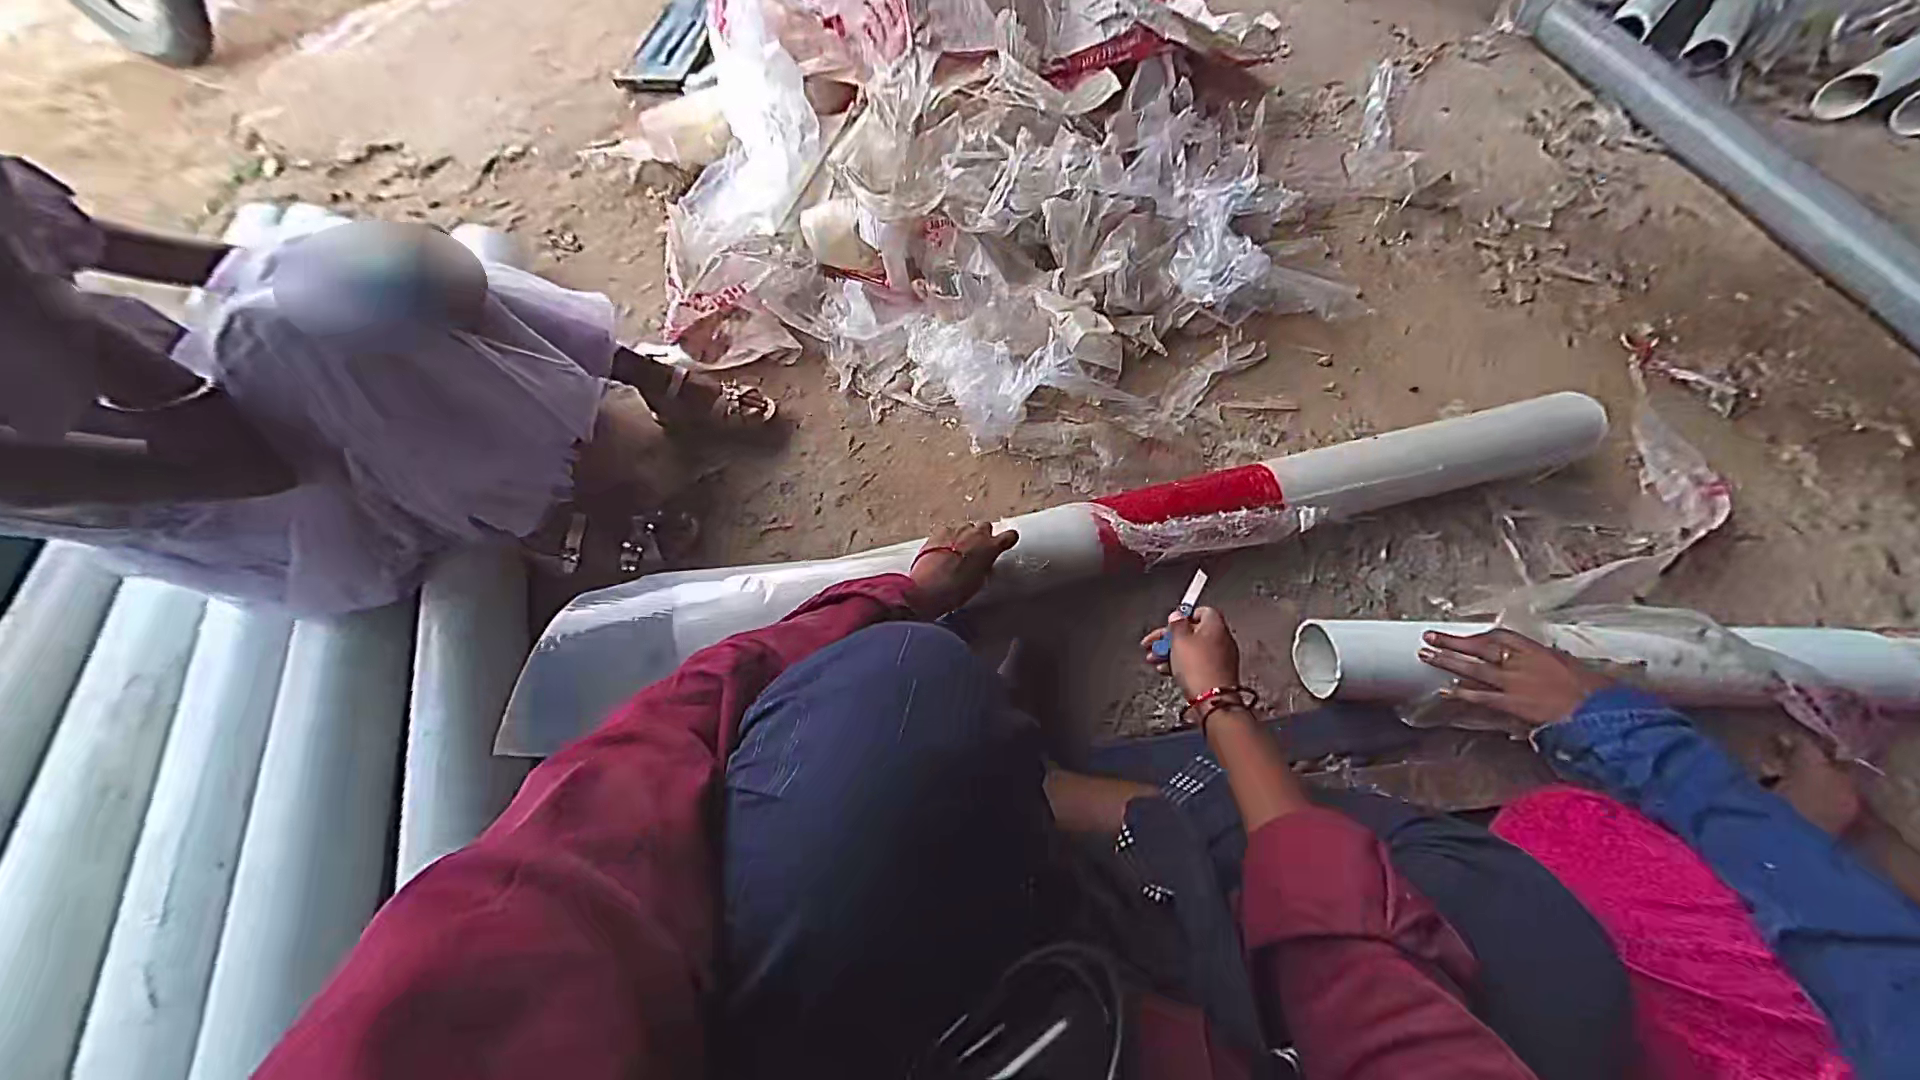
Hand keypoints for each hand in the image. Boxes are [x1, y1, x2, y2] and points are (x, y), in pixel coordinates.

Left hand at [909, 521, 1018, 615]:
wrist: (929, 587)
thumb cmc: (955, 590)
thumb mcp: (979, 581)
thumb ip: (985, 566)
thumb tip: (982, 564)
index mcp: (991, 548)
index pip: (1009, 536)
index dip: (1007, 539)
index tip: (1005, 542)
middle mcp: (976, 534)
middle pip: (985, 526)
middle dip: (982, 536)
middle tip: (976, 550)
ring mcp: (957, 531)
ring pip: (966, 527)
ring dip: (964, 536)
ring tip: (956, 552)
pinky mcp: (940, 531)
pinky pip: (948, 531)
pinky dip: (947, 538)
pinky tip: (942, 550)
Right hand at [1140, 606, 1239, 700]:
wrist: (1212, 699)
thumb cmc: (1198, 668)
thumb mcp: (1179, 640)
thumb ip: (1176, 625)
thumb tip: (1177, 615)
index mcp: (1216, 626)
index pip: (1202, 611)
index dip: (1183, 616)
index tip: (1170, 623)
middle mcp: (1222, 640)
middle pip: (1194, 632)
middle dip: (1171, 638)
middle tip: (1155, 644)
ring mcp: (1221, 658)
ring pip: (1194, 649)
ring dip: (1173, 652)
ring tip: (1156, 659)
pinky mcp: (1217, 674)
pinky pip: (1198, 663)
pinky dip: (1183, 664)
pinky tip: (1168, 670)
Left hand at [1418, 628, 1613, 726]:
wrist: (1609, 715)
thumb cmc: (1602, 694)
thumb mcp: (1575, 669)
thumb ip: (1550, 664)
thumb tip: (1541, 665)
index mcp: (1539, 652)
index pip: (1502, 637)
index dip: (1479, 635)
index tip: (1465, 634)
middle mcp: (1522, 663)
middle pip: (1479, 647)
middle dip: (1452, 641)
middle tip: (1429, 636)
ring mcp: (1515, 683)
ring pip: (1472, 668)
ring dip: (1447, 661)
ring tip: (1426, 655)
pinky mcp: (1512, 703)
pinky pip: (1481, 696)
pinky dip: (1462, 693)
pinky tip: (1446, 691)